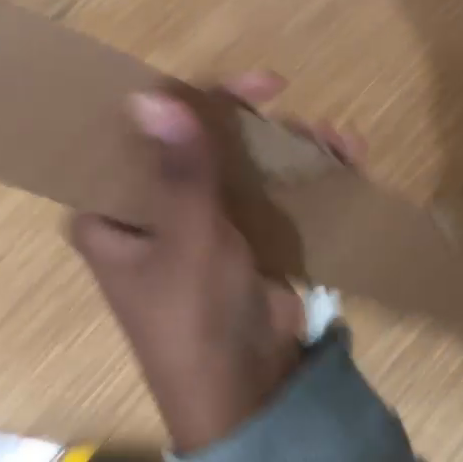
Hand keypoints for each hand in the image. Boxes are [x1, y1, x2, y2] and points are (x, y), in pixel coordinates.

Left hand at [68, 73, 363, 453]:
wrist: (245, 379)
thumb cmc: (194, 311)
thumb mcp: (187, 237)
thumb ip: (180, 169)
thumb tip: (154, 97)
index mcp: (116, 212)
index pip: (143, 138)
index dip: (191, 101)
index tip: (251, 83)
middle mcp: (159, 210)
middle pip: (204, 142)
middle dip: (255, 120)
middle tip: (289, 99)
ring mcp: (211, 221)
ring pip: (250, 160)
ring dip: (294, 143)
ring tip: (335, 139)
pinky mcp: (254, 234)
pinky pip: (281, 187)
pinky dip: (314, 168)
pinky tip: (347, 157)